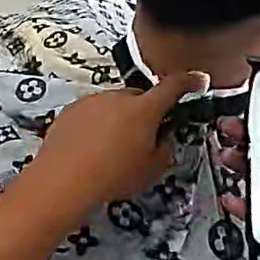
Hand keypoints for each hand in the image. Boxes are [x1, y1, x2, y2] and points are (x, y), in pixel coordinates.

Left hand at [20, 71, 209, 216]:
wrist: (64, 178)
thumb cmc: (112, 175)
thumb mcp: (153, 168)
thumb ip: (165, 146)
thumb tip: (163, 137)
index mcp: (144, 109)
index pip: (172, 87)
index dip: (187, 83)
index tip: (195, 81)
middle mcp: (117, 98)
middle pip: (139, 98)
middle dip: (144, 112)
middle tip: (142, 138)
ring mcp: (91, 100)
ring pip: (113, 104)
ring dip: (118, 118)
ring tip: (112, 149)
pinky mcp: (71, 109)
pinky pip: (91, 111)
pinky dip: (96, 123)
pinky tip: (91, 146)